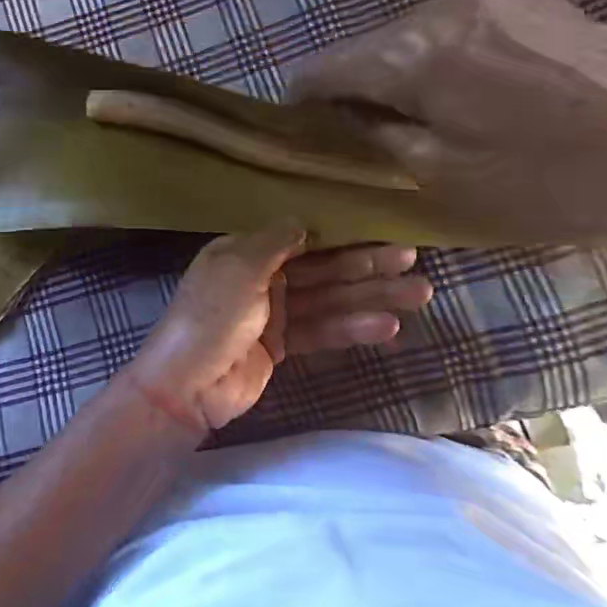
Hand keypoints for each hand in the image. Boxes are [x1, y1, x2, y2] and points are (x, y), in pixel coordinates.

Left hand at [120, 225, 435, 439]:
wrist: (187, 384)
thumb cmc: (211, 316)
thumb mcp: (239, 267)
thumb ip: (275, 242)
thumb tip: (304, 221)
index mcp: (243, 252)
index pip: (299, 237)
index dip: (339, 234)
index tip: (381, 228)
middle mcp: (259, 278)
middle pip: (320, 268)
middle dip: (366, 265)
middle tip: (414, 260)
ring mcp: (271, 314)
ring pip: (328, 300)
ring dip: (371, 298)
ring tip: (419, 294)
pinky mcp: (281, 347)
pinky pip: (322, 330)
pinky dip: (352, 328)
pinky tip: (388, 326)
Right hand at [290, 0, 606, 253]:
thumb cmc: (554, 182)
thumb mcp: (439, 178)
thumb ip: (370, 140)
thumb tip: (333, 122)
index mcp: (415, 47)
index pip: (318, 70)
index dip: (302, 111)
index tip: (312, 148)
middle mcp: (450, 3)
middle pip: (365, 50)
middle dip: (355, 97)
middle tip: (374, 148)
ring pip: (412, 40)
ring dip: (402, 82)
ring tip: (431, 130)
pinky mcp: (541, 3)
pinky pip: (460, 32)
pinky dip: (446, 68)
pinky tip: (480, 106)